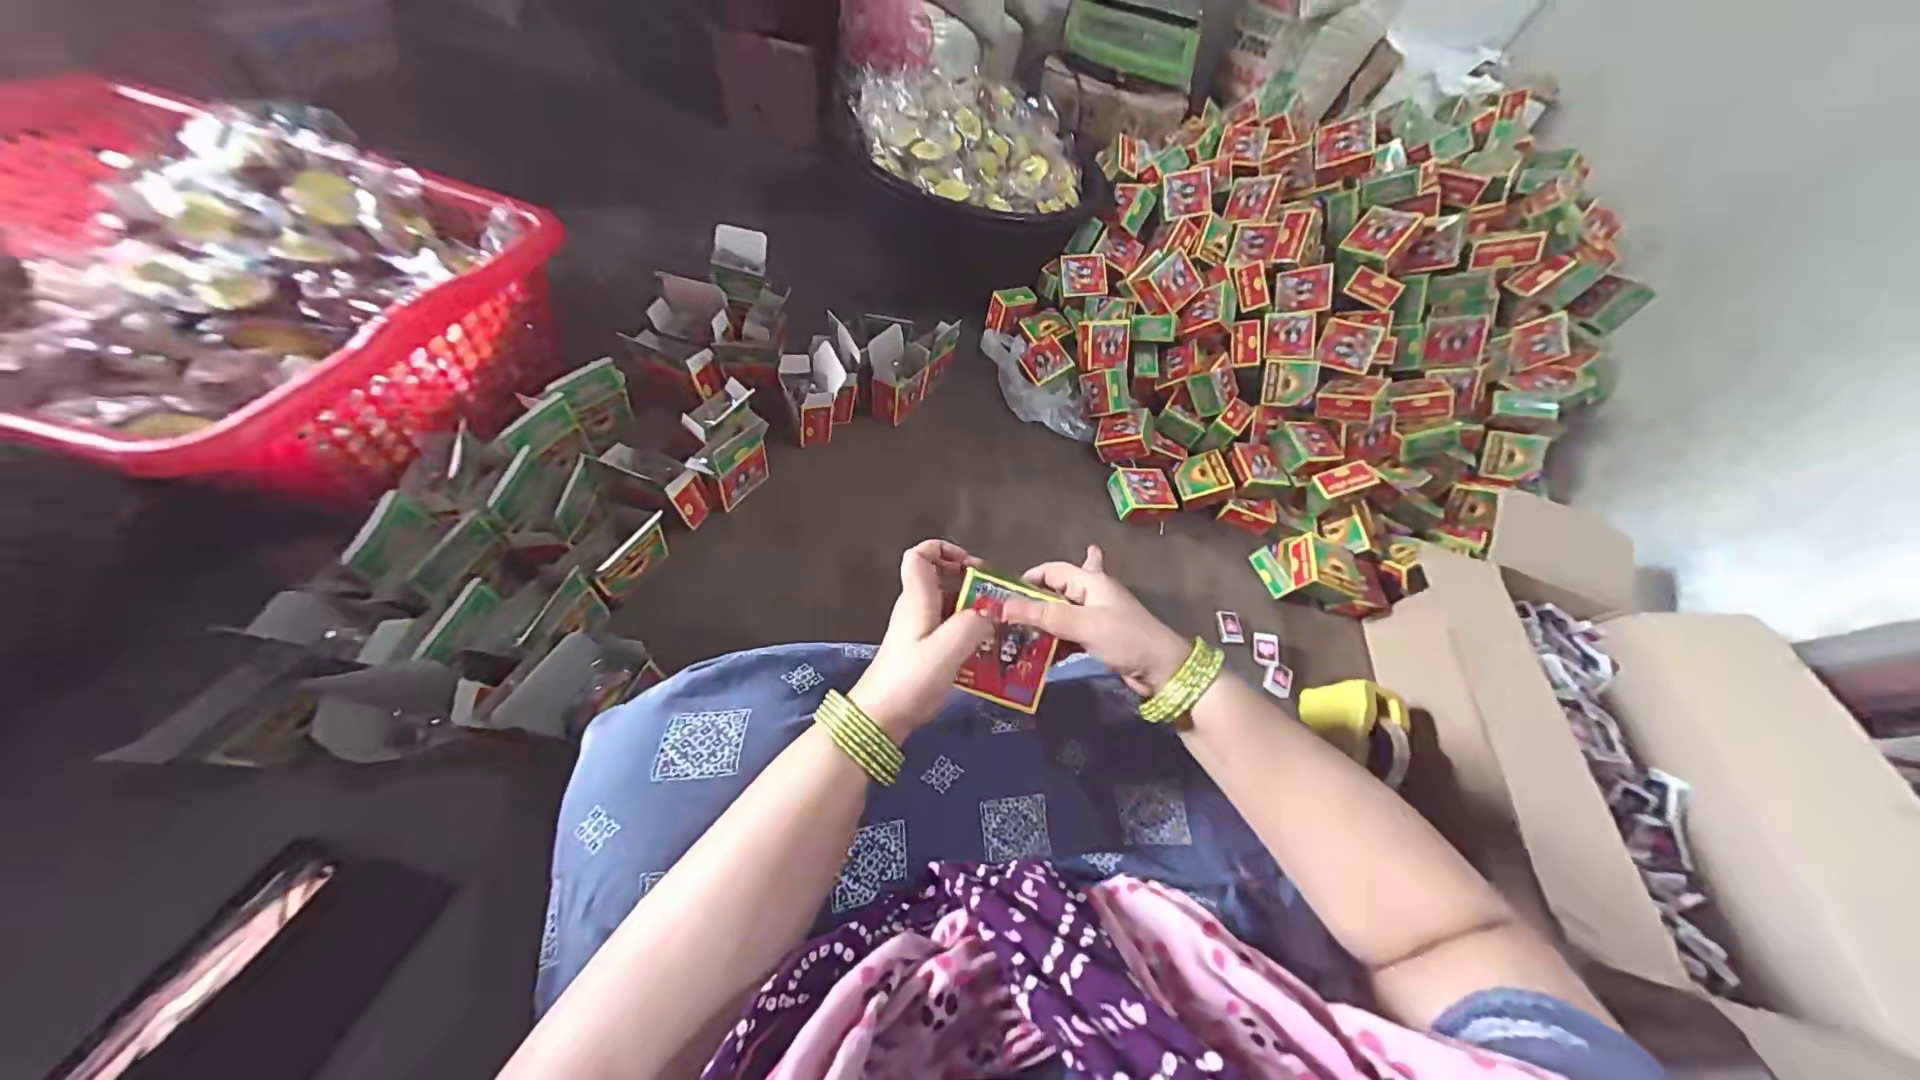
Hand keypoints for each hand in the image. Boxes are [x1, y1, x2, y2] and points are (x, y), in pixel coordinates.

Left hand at [848, 540, 993, 740]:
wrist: (879, 718)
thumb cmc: (911, 679)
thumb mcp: (949, 649)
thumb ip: (975, 624)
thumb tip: (991, 614)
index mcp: (917, 598)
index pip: (919, 554)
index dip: (945, 550)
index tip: (973, 567)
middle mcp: (915, 608)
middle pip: (940, 578)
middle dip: (971, 582)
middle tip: (997, 599)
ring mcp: (916, 630)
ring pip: (947, 605)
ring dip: (973, 610)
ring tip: (999, 625)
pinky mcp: (921, 651)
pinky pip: (947, 629)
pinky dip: (967, 632)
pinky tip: (985, 650)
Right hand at [1001, 544, 1190, 695]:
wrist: (1163, 671)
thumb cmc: (1125, 638)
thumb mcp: (1082, 624)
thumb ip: (1043, 614)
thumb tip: (1002, 605)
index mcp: (1090, 580)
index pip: (1051, 570)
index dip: (1027, 580)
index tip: (1003, 597)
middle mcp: (1090, 595)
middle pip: (1053, 593)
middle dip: (1030, 604)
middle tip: (1004, 620)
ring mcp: (1094, 618)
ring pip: (1058, 616)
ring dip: (1040, 626)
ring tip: (1015, 638)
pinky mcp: (1096, 639)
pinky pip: (1067, 636)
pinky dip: (1053, 642)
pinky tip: (1037, 654)